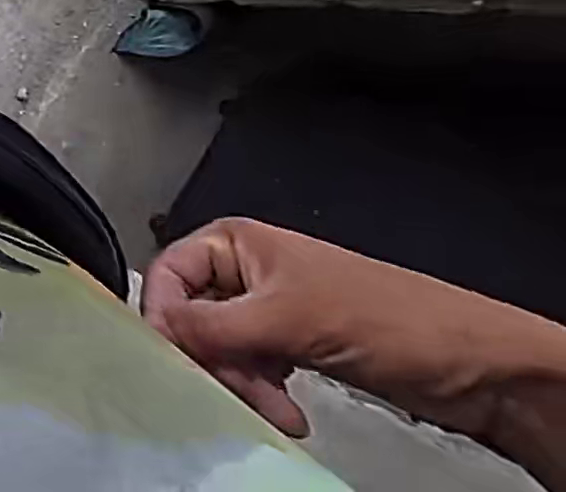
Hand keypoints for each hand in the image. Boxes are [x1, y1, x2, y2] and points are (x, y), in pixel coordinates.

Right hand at [143, 218, 565, 445]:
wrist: (494, 374)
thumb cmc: (394, 321)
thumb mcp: (289, 319)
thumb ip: (211, 324)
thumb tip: (158, 331)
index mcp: (230, 243)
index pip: (167, 274)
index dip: (165, 314)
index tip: (175, 355)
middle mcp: (242, 270)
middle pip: (192, 312)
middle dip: (213, 357)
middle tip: (237, 390)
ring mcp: (267, 307)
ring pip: (219, 342)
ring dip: (239, 379)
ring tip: (274, 408)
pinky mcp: (291, 340)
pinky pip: (248, 361)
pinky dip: (259, 386)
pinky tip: (285, 407)